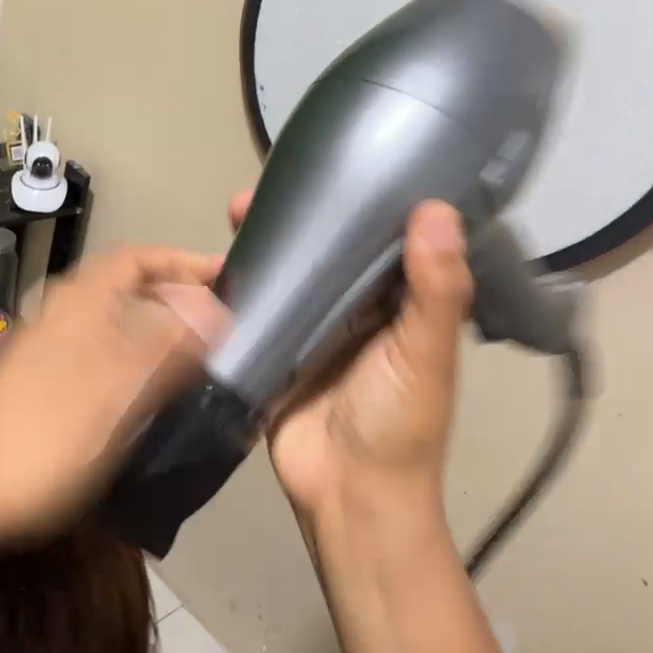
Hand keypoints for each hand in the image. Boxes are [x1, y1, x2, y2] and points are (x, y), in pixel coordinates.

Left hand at [0, 246, 220, 544]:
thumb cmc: (40, 439)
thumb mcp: (116, 391)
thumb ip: (167, 345)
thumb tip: (213, 304)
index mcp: (79, 306)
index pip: (137, 258)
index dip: (182, 262)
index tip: (228, 279)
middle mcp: (58, 319)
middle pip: (124, 291)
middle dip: (173, 299)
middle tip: (222, 330)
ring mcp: (41, 355)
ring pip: (110, 328)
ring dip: (153, 335)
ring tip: (197, 366)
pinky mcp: (32, 392)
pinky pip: (95, 361)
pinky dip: (129, 367)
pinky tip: (145, 403)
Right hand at [227, 191, 471, 520]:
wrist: (346, 493)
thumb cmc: (399, 423)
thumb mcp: (424, 354)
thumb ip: (433, 289)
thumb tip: (436, 207)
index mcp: (400, 303)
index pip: (385, 238)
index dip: (366, 199)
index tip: (338, 160)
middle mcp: (354, 310)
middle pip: (327, 251)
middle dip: (300, 217)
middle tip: (264, 184)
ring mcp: (309, 329)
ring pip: (289, 274)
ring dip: (265, 243)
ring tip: (233, 209)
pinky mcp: (272, 349)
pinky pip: (257, 309)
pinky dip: (240, 284)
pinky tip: (216, 259)